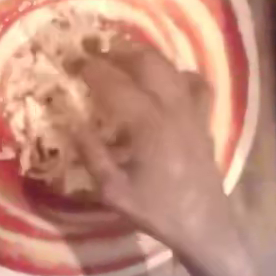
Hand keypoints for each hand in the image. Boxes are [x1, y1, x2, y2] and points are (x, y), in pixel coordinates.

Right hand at [70, 47, 246, 273]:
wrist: (203, 224)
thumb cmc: (156, 210)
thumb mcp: (113, 191)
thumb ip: (92, 154)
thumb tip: (72, 123)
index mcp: (146, 124)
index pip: (113, 84)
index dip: (90, 69)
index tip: (71, 60)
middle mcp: (172, 108)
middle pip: (145, 61)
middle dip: (116, 51)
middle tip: (93, 51)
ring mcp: (192, 110)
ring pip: (169, 66)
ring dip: (143, 55)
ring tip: (121, 56)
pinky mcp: (204, 118)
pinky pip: (194, 82)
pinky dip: (176, 73)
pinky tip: (164, 80)